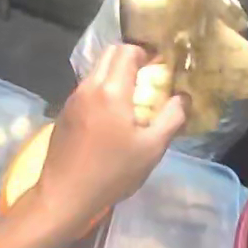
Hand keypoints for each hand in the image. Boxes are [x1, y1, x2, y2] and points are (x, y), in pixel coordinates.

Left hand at [31, 44, 185, 241]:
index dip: (147, 53)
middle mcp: (89, 87)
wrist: (64, 197)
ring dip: (116, 75)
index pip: (128, 51)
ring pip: (97, 71)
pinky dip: (103, 90)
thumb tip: (184, 97)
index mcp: (111, 90)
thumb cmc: (112, 172)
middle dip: (131, 58)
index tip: (160, 68)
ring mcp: (73, 99)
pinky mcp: (64, 113)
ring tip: (132, 100)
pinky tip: (111, 118)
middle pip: (110, 54)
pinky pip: (87, 89)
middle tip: (148, 79)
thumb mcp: (152, 148)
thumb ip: (173, 117)